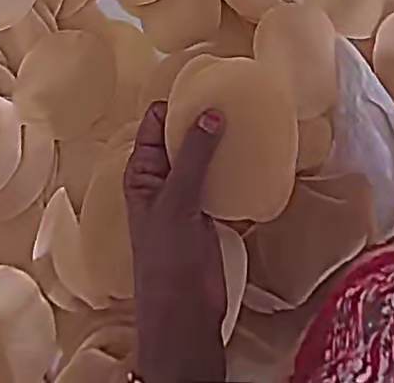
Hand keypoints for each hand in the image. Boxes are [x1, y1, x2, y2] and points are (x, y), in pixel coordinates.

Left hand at [125, 101, 227, 382]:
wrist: (185, 313)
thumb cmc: (167, 258)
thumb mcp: (177, 202)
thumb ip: (194, 157)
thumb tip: (211, 112)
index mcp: (142, 171)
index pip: (156, 121)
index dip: (177, 100)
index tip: (206, 79)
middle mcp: (162, 176)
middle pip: (182, 133)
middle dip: (202, 114)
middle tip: (232, 91)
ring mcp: (185, 192)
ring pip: (203, 152)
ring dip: (220, 136)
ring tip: (246, 113)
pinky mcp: (208, 207)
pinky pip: (219, 173)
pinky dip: (232, 159)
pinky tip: (251, 148)